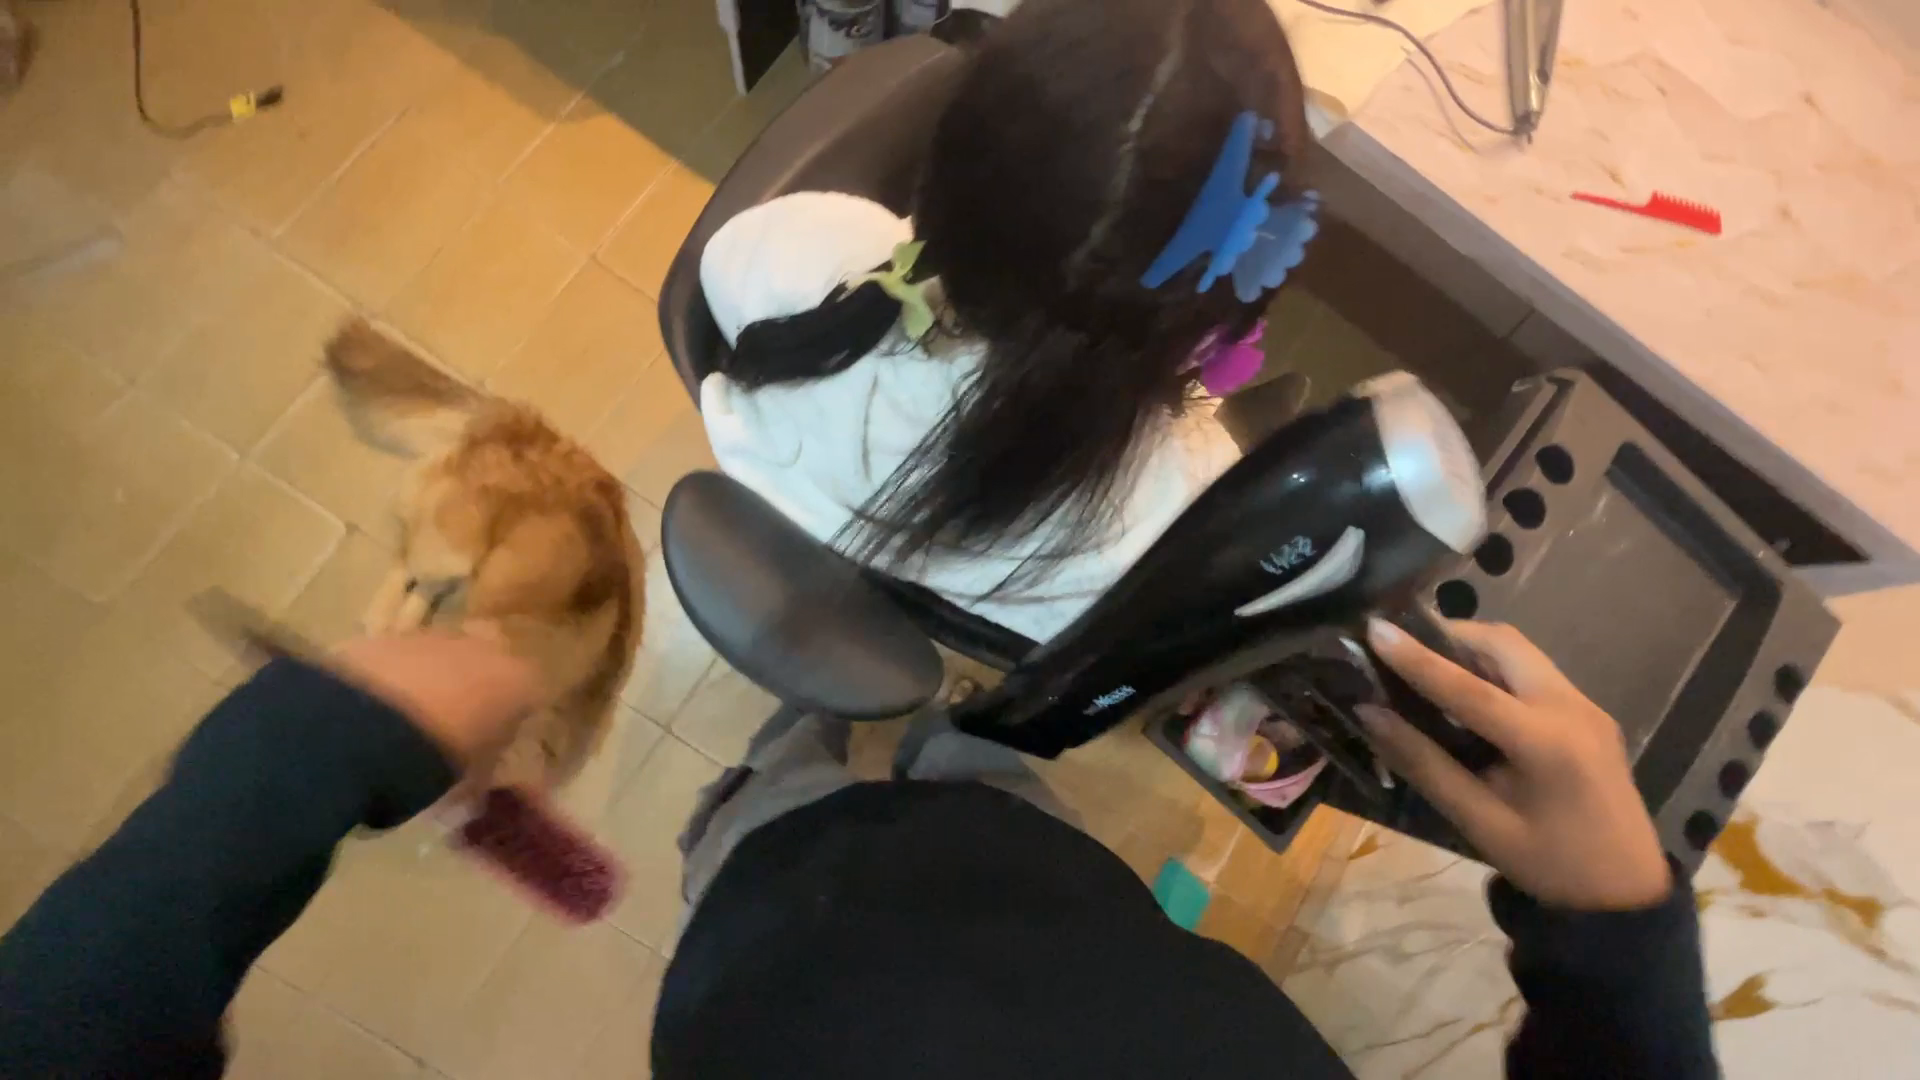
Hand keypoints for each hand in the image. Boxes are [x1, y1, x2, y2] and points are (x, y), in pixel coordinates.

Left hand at [328, 628, 538, 771]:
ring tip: (405, 718)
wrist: (359, 726)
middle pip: (489, 668)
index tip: (495, 740)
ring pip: (445, 659)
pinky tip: (375, 706)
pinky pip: (403, 659)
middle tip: (451, 726)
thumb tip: (482, 780)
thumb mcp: (471, 774)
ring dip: (434, 681)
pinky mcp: (390, 636)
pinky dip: (397, 677)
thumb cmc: (436, 755)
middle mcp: (490, 649)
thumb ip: (484, 766)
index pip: (532, 696)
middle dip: (474, 692)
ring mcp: (439, 637)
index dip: (513, 718)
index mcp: (522, 681)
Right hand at [1356, 617, 1671, 910]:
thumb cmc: (1548, 863)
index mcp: (1547, 744)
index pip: (1468, 688)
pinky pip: (1530, 670)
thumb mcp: (1477, 821)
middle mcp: (1572, 710)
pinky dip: (1489, 665)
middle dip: (1447, 634)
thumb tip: (1367, 713)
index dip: (1416, 657)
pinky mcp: (1586, 712)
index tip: (1374, 628)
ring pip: (1518, 651)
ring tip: (1424, 662)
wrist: (1628, 895)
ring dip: (1468, 647)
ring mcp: (1585, 707)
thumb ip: (1422, 762)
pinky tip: (1462, 688)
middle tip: (1400, 644)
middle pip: (1503, 644)